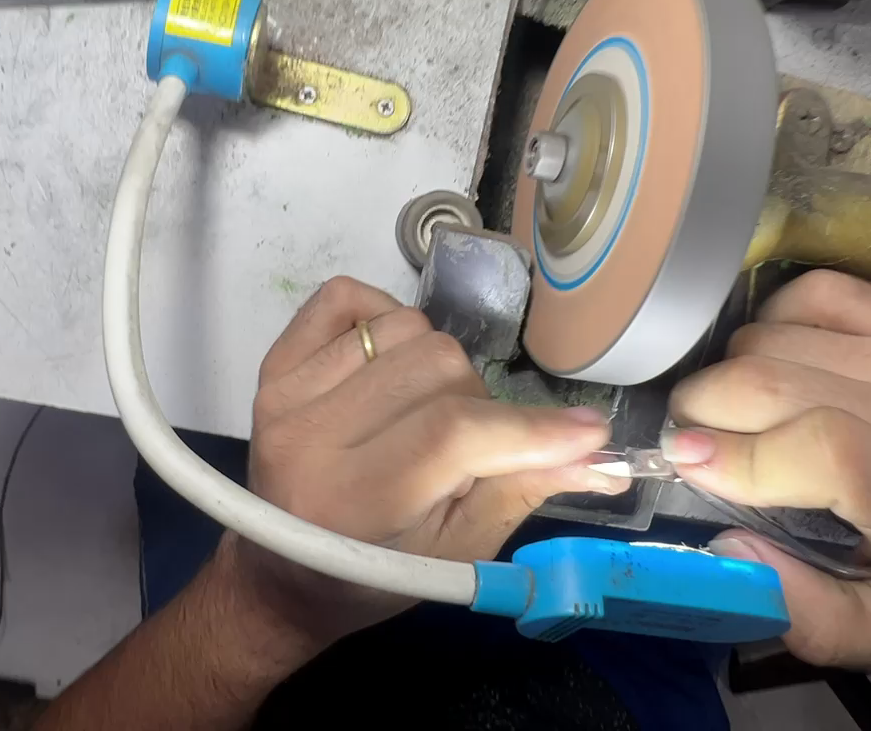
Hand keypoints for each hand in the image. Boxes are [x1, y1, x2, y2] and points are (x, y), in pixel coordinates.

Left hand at [226, 276, 627, 648]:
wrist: (283, 569)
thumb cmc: (376, 575)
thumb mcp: (458, 551)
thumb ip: (522, 489)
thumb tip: (597, 449)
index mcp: (351, 502)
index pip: (451, 434)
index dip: (527, 425)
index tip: (589, 429)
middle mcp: (308, 438)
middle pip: (435, 366)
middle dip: (478, 400)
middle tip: (468, 441)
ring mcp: (284, 392)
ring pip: (405, 326)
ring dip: (436, 362)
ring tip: (424, 408)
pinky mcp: (273, 362)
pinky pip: (344, 296)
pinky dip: (384, 315)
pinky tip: (389, 361)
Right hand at [665, 270, 870, 671]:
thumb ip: (816, 616)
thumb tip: (725, 549)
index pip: (823, 448)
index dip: (739, 453)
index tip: (685, 463)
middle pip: (772, 378)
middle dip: (702, 408)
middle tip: (690, 444)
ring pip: (770, 337)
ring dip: (725, 374)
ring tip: (731, 414)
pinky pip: (806, 294)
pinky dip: (766, 322)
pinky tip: (771, 361)